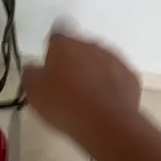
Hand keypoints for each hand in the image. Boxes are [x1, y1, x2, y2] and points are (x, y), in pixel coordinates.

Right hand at [22, 28, 143, 155]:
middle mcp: (90, 44)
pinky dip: (111, 85)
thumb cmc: (64, 106)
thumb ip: (31, 74)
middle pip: (79, 47)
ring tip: (87, 99)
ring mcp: (113, 57)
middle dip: (74, 62)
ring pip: (99, 60)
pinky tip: (104, 104)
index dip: (54, 49)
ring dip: (93, 73)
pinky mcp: (130, 75)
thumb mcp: (34, 93)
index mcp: (64, 43)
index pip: (57, 34)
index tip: (51, 65)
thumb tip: (33, 68)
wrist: (106, 125)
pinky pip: (116, 76)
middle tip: (67, 86)